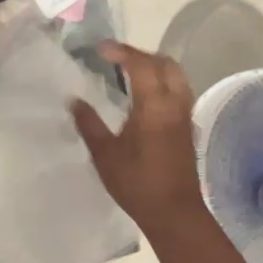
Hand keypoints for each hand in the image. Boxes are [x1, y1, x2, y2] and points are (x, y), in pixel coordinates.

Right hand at [70, 41, 207, 235]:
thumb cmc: (137, 183)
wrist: (174, 212)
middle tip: (116, 59)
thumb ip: (89, 124)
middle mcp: (175, 103)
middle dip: (141, 55)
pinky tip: (144, 98)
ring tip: (129, 75)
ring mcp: (185, 115)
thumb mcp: (105, 154)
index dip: (120, 51)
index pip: (141, 64)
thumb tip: (74, 100)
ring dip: (155, 67)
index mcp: (154, 105)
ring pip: (176, 76)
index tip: (100, 50)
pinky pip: (178, 92)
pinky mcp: (188, 128)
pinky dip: (162, 83)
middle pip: (165, 63)